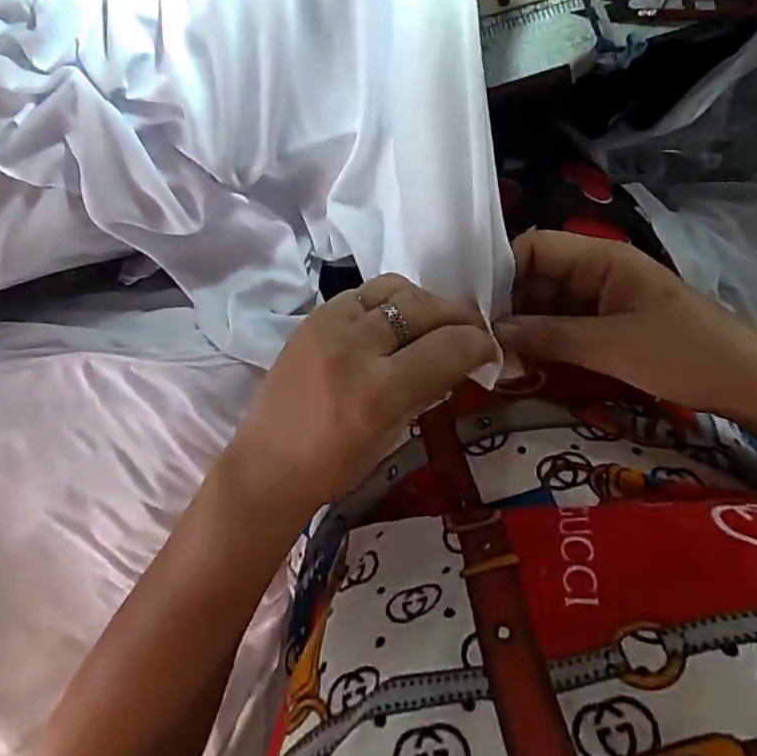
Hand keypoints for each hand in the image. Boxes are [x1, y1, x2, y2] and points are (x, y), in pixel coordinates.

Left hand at [221, 275, 498, 517]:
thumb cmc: (332, 467)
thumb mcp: (392, 436)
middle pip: (425, 309)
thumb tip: (461, 360)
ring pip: (395, 288)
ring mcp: (329, 325)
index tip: (490, 351)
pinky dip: (389, 300)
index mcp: (377, 392)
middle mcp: (354, 348)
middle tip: (471, 331)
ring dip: (424, 301)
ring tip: (434, 321)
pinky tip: (395, 320)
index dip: (480, 345)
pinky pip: (363, 292)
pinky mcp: (313, 316)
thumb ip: (428, 392)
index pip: (448, 347)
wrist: (266, 462)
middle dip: (459, 318)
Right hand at [493, 229, 756, 413]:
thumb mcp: (612, 346)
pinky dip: (544, 340)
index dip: (502, 270)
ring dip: (524, 326)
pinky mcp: (608, 324)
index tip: (475, 306)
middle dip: (508, 304)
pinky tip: (525, 361)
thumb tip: (493, 334)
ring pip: (546, 303)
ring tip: (496, 354)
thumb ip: (549, 336)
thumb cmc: (685, 353)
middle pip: (536, 275)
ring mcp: (602, 298)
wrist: (751, 384)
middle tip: (479, 338)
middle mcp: (596, 271)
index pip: (534, 247)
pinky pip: (564, 324)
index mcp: (601, 258)